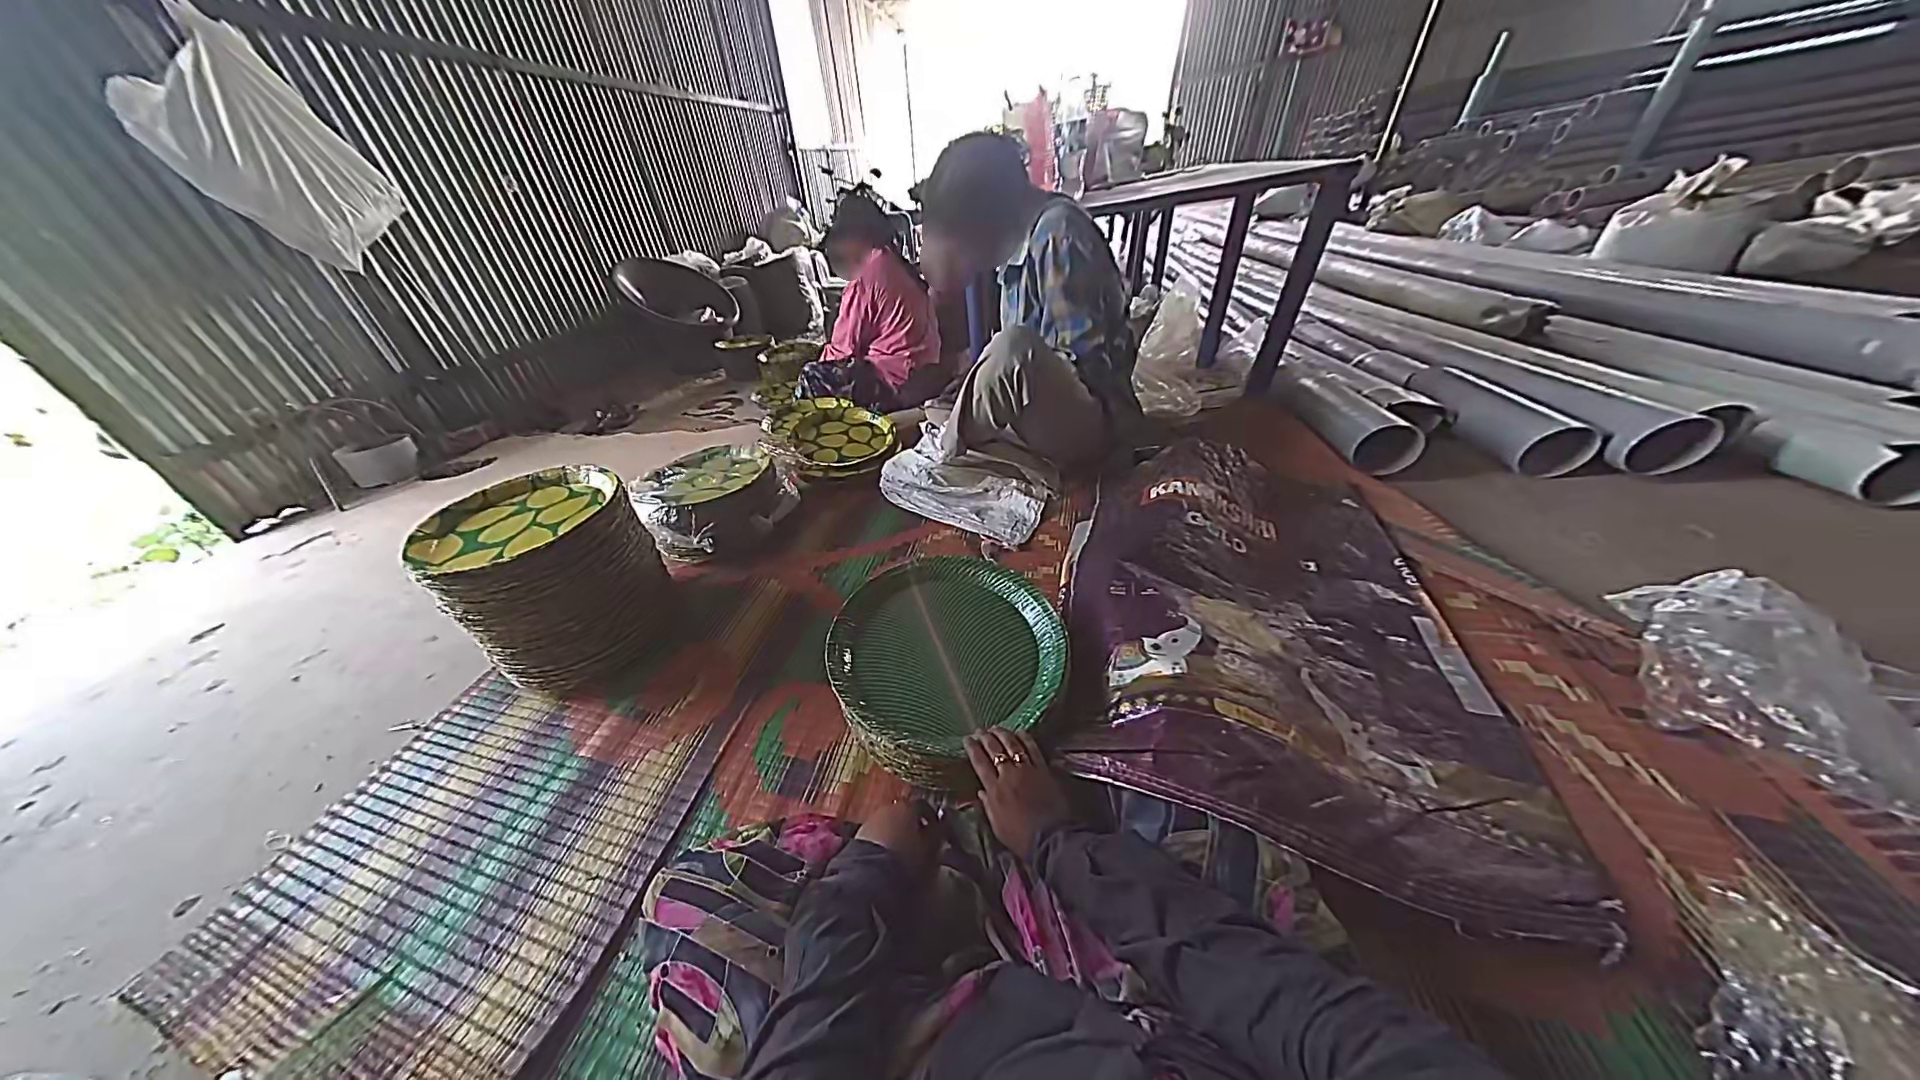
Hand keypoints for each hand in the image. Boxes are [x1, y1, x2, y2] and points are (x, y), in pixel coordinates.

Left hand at [856, 798, 938, 876]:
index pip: (924, 806)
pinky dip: (884, 844)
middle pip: (905, 813)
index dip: (932, 818)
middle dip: (913, 827)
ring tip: (905, 855)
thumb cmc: (905, 860)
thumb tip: (941, 829)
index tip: (938, 831)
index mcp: (908, 807)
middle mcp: (888, 809)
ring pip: (889, 825)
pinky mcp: (858, 837)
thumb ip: (937, 836)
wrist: (867, 875)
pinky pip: (877, 837)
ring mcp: (871, 821)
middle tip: (922, 844)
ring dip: (897, 835)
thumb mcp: (929, 850)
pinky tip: (888, 860)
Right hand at [965, 728, 1070, 859]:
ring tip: (995, 728)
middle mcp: (1009, 775)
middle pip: (995, 750)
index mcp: (994, 790)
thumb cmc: (1021, 838)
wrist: (1051, 838)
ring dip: (1002, 734)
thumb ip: (988, 806)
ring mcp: (1027, 770)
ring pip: (1012, 745)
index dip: (972, 749)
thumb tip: (981, 791)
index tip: (968, 739)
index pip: (980, 763)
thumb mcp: (997, 826)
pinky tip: (1020, 732)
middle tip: (979, 730)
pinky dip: (1025, 738)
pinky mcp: (1043, 769)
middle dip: (985, 738)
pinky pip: (1033, 749)